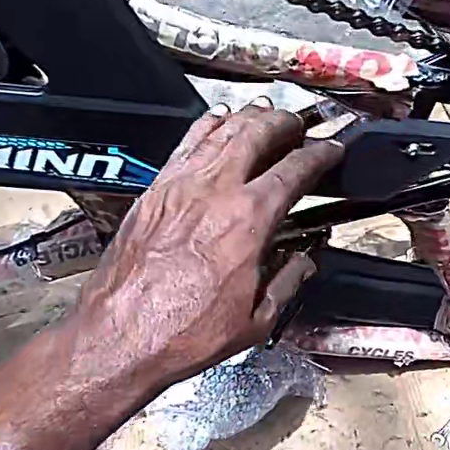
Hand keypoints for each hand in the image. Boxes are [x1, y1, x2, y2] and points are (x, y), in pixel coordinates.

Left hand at [69, 101, 342, 393]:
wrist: (119, 335)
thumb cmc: (181, 332)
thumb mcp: (255, 320)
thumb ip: (287, 282)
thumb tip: (303, 263)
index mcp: (247, 222)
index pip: (294, 170)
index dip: (319, 154)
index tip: (330, 149)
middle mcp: (214, 192)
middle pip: (256, 133)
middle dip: (284, 122)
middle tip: (299, 123)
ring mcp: (179, 186)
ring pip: (220, 131)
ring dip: (248, 117)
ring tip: (265, 113)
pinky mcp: (154, 190)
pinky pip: (186, 143)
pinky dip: (208, 126)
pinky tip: (217, 121)